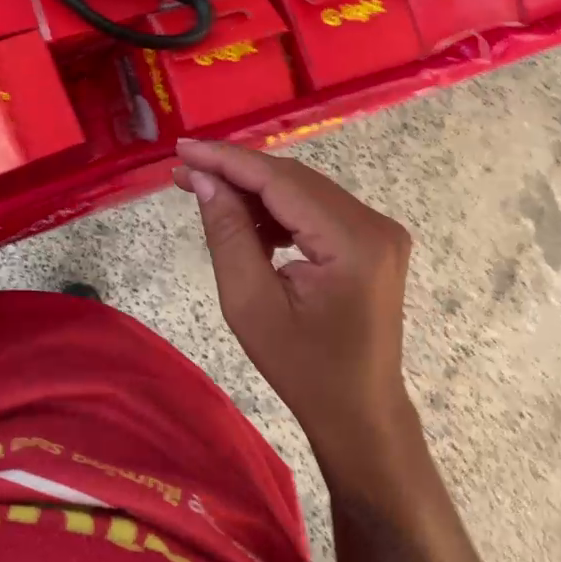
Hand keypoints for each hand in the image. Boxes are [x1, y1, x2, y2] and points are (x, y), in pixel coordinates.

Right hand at [174, 140, 420, 484]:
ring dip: (253, 190)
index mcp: (352, 242)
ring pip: (303, 191)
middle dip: (236, 172)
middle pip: (293, 180)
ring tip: (204, 194)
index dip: (227, 160)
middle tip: (182, 173)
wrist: (359, 411)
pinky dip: (277, 210)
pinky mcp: (372, 242)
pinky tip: (244, 221)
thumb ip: (229, 235)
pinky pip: (316, 210)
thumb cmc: (302, 369)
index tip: (181, 150)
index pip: (280, 181)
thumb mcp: (250, 305)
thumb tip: (207, 180)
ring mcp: (378, 231)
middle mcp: (374, 224)